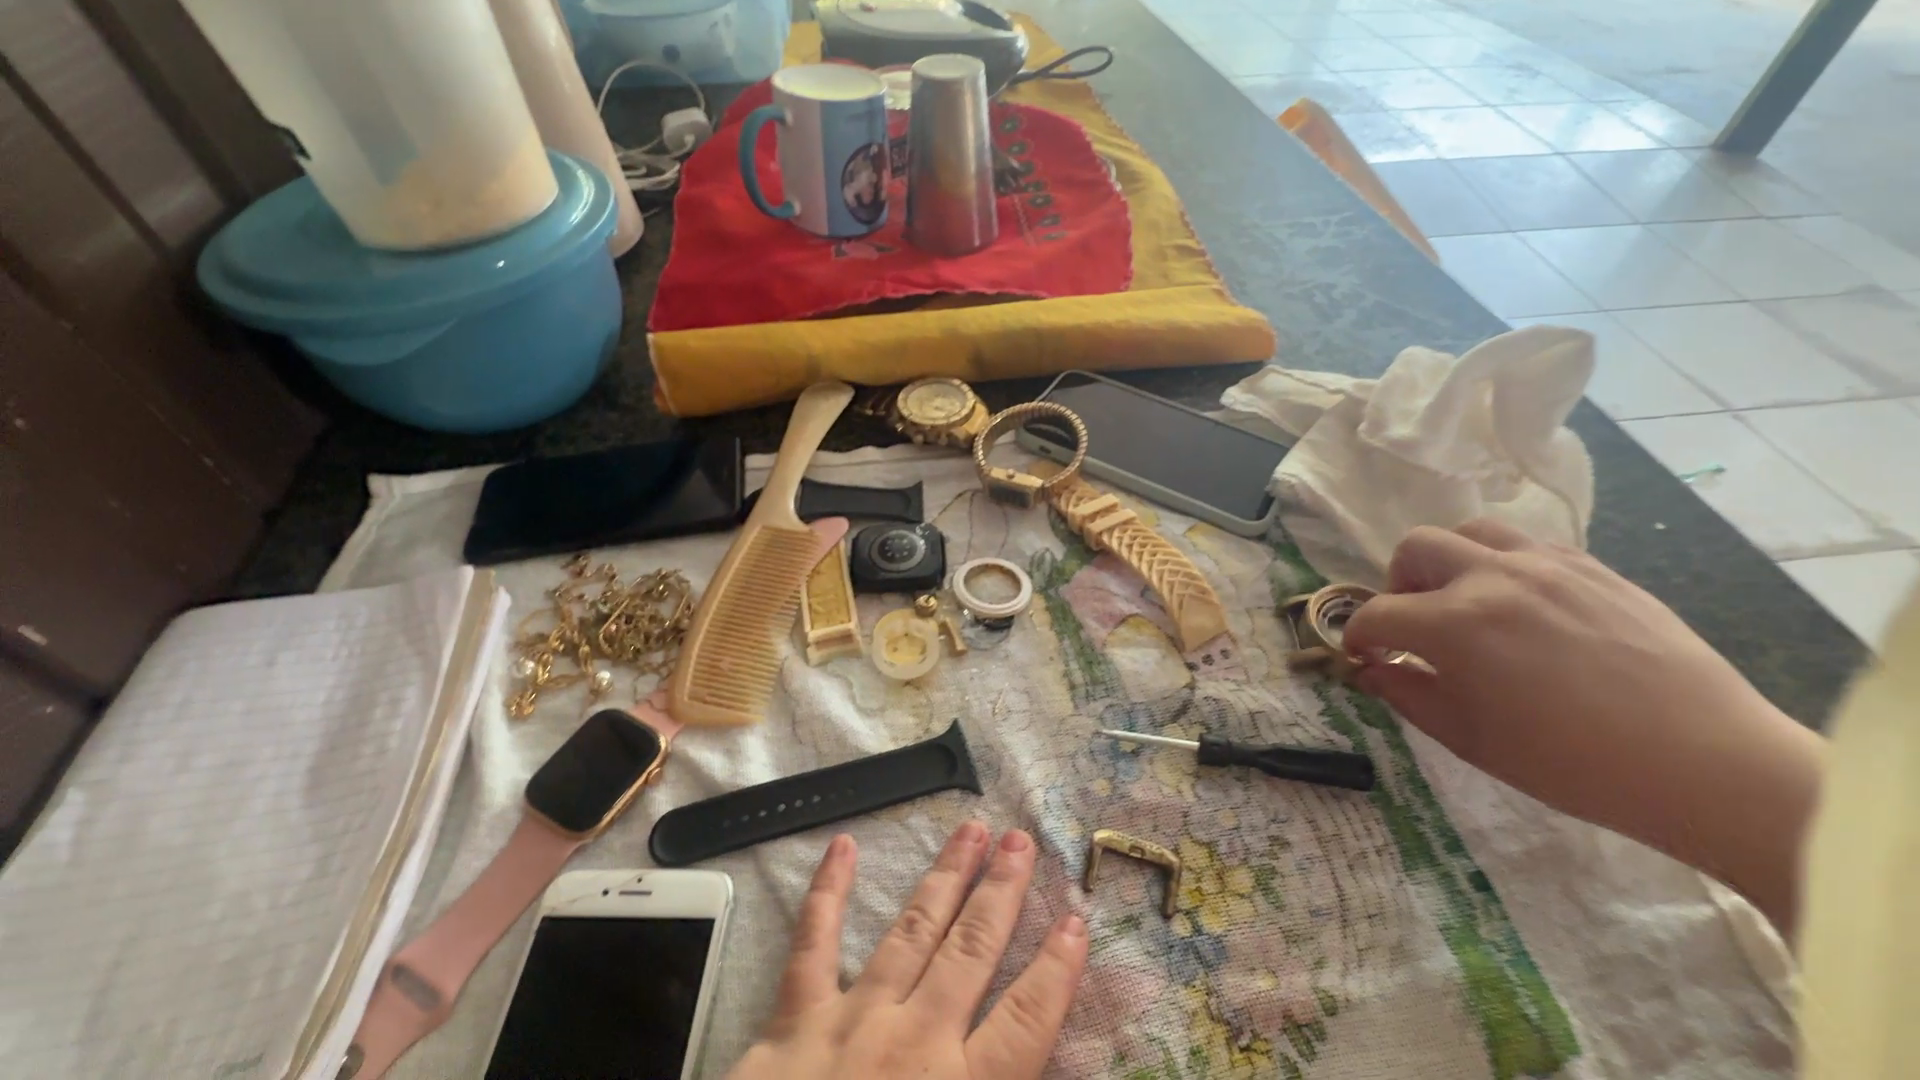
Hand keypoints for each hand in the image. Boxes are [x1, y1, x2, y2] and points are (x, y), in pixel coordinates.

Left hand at [726, 822, 1088, 1079]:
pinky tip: (842, 846)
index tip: (1076, 918)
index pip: (1026, 1018)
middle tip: (1020, 841)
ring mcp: (852, 1019)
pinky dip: (828, 891)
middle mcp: (914, 1041)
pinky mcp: (795, 1017)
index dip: (1056, 968)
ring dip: (945, 877)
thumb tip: (1037, 1074)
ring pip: (911, 931)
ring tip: (971, 830)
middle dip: (1001, 893)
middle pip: (971, 952)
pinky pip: (813, 943)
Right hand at [1344, 520, 1821, 934]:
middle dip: (1398, 585)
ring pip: (1471, 531)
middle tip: (1413, 626)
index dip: (1356, 636)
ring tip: (1464, 604)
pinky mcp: (1593, 567)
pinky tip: (1522, 609)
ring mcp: (1548, 564)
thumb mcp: (1470, 739)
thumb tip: (1371, 669)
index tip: (1360, 656)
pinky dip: (1501, 566)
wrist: (1702, 762)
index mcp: (1456, 623)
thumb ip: (1407, 694)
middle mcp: (1493, 576)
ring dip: (1448, 562)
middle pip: (1416, 548)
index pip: (1377, 614)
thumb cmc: (1572, 764)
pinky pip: (1526, 545)